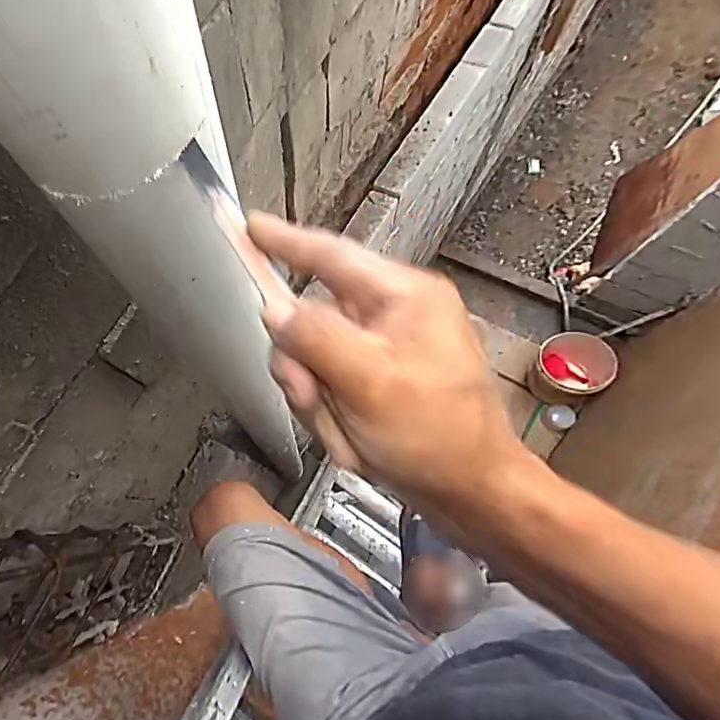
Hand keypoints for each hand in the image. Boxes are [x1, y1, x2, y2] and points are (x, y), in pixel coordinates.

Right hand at [247, 212, 532, 509]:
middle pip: (309, 318)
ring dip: (316, 398)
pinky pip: (323, 383)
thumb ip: (315, 339)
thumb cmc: (440, 439)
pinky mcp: (374, 376)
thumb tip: (276, 311)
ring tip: (346, 427)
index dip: (283, 241)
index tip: (250, 227)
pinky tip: (352, 434)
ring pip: (310, 357)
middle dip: (303, 366)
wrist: (469, 492)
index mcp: (404, 297)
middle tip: (313, 395)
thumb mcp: (369, 383)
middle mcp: (392, 315)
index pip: (330, 255)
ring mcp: (381, 348)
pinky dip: (327, 412)